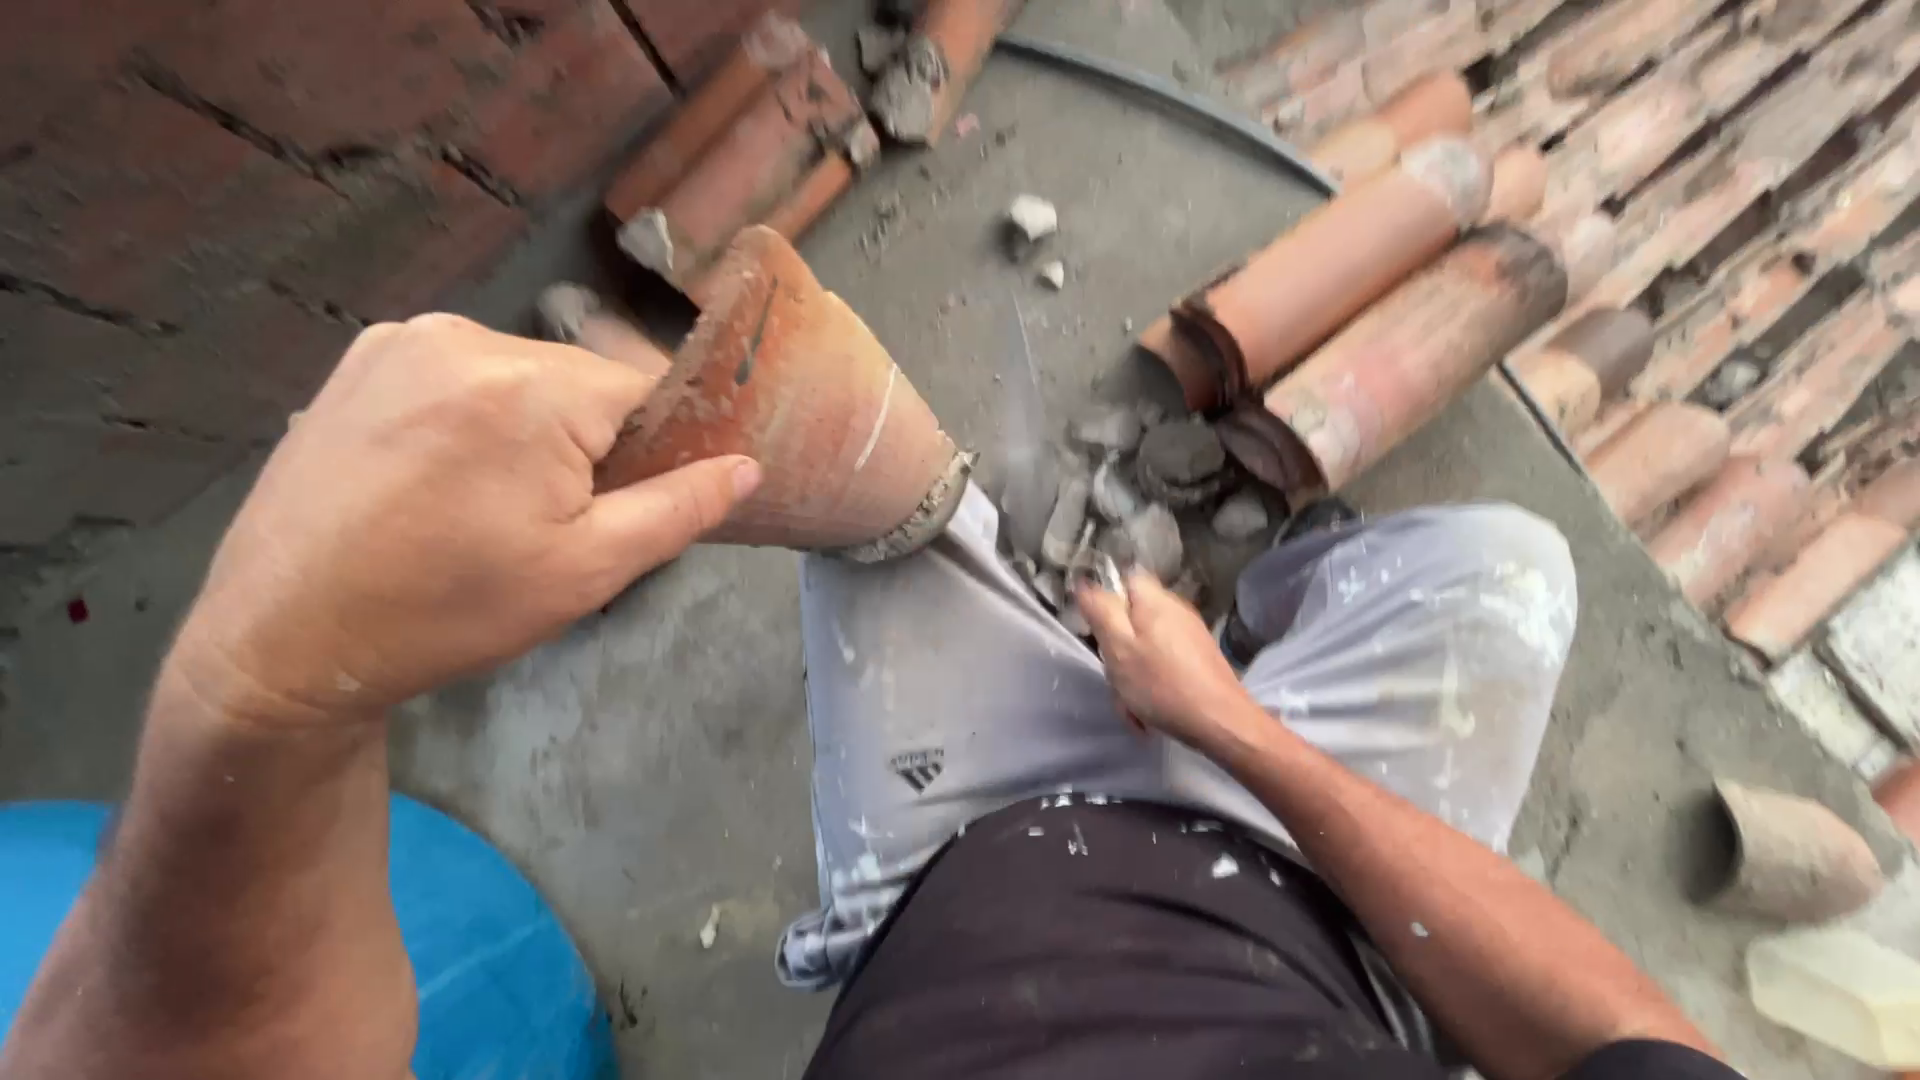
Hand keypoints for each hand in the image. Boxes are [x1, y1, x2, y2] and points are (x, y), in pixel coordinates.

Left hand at [169, 314, 759, 723]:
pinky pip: (471, 375)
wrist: (282, 639)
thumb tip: (749, 465)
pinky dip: (487, 415)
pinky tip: (452, 475)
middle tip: (562, 517)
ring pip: (530, 378)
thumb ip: (681, 508)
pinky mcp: (363, 358)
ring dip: (542, 428)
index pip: (647, 392)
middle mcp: (465, 336)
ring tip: (500, 502)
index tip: (632, 504)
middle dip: (597, 441)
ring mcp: (403, 339)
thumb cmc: (451, 610)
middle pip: (586, 383)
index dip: (656, 450)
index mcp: (528, 387)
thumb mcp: (588, 569)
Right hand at [1076, 571, 1256, 746]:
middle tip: (1114, 673)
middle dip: (1117, 646)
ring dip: (1131, 672)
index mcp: (1153, 600)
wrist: (1221, 723)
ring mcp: (1189, 634)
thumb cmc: (1162, 684)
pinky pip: (1162, 662)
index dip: (1105, 600)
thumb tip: (1085, 582)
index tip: (1097, 629)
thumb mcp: (1119, 647)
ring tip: (1131, 702)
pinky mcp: (1198, 657)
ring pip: (1144, 645)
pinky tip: (1148, 709)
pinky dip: (1151, 683)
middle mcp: (1174, 609)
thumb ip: (1101, 610)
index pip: (1123, 579)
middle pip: (1132, 616)